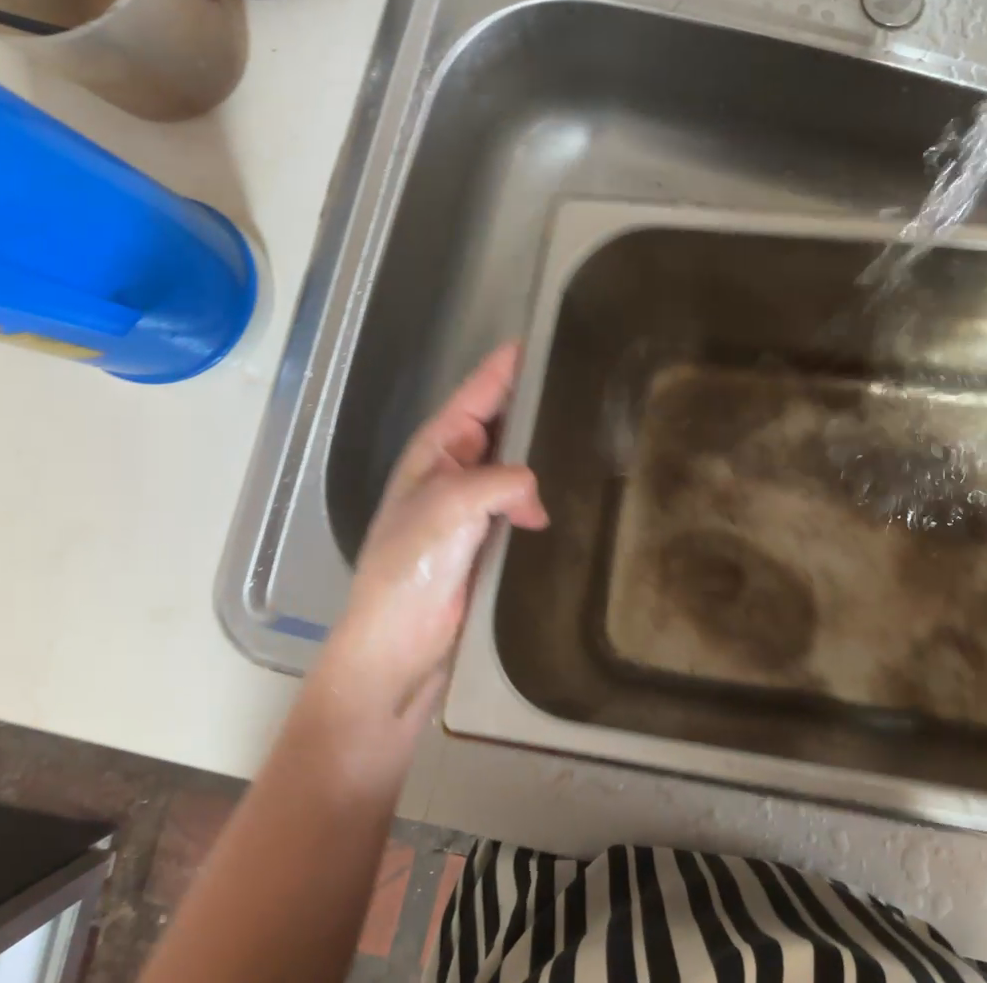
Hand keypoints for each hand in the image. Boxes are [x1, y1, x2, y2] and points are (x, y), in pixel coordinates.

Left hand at [329, 343, 547, 719]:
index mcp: (435, 451)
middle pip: (501, 426)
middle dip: (533, 406)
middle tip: (584, 386)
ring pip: (516, 466)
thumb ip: (501, 482)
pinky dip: (544, 499)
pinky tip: (571, 500)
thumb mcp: (449, 508)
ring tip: (588, 434)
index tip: (542, 340)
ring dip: (543, 454)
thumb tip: (536, 496)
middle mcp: (455, 471)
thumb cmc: (410, 568)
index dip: (506, 368)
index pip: (477, 395)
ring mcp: (473, 508)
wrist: (397, 646)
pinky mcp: (490, 542)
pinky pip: (524, 505)